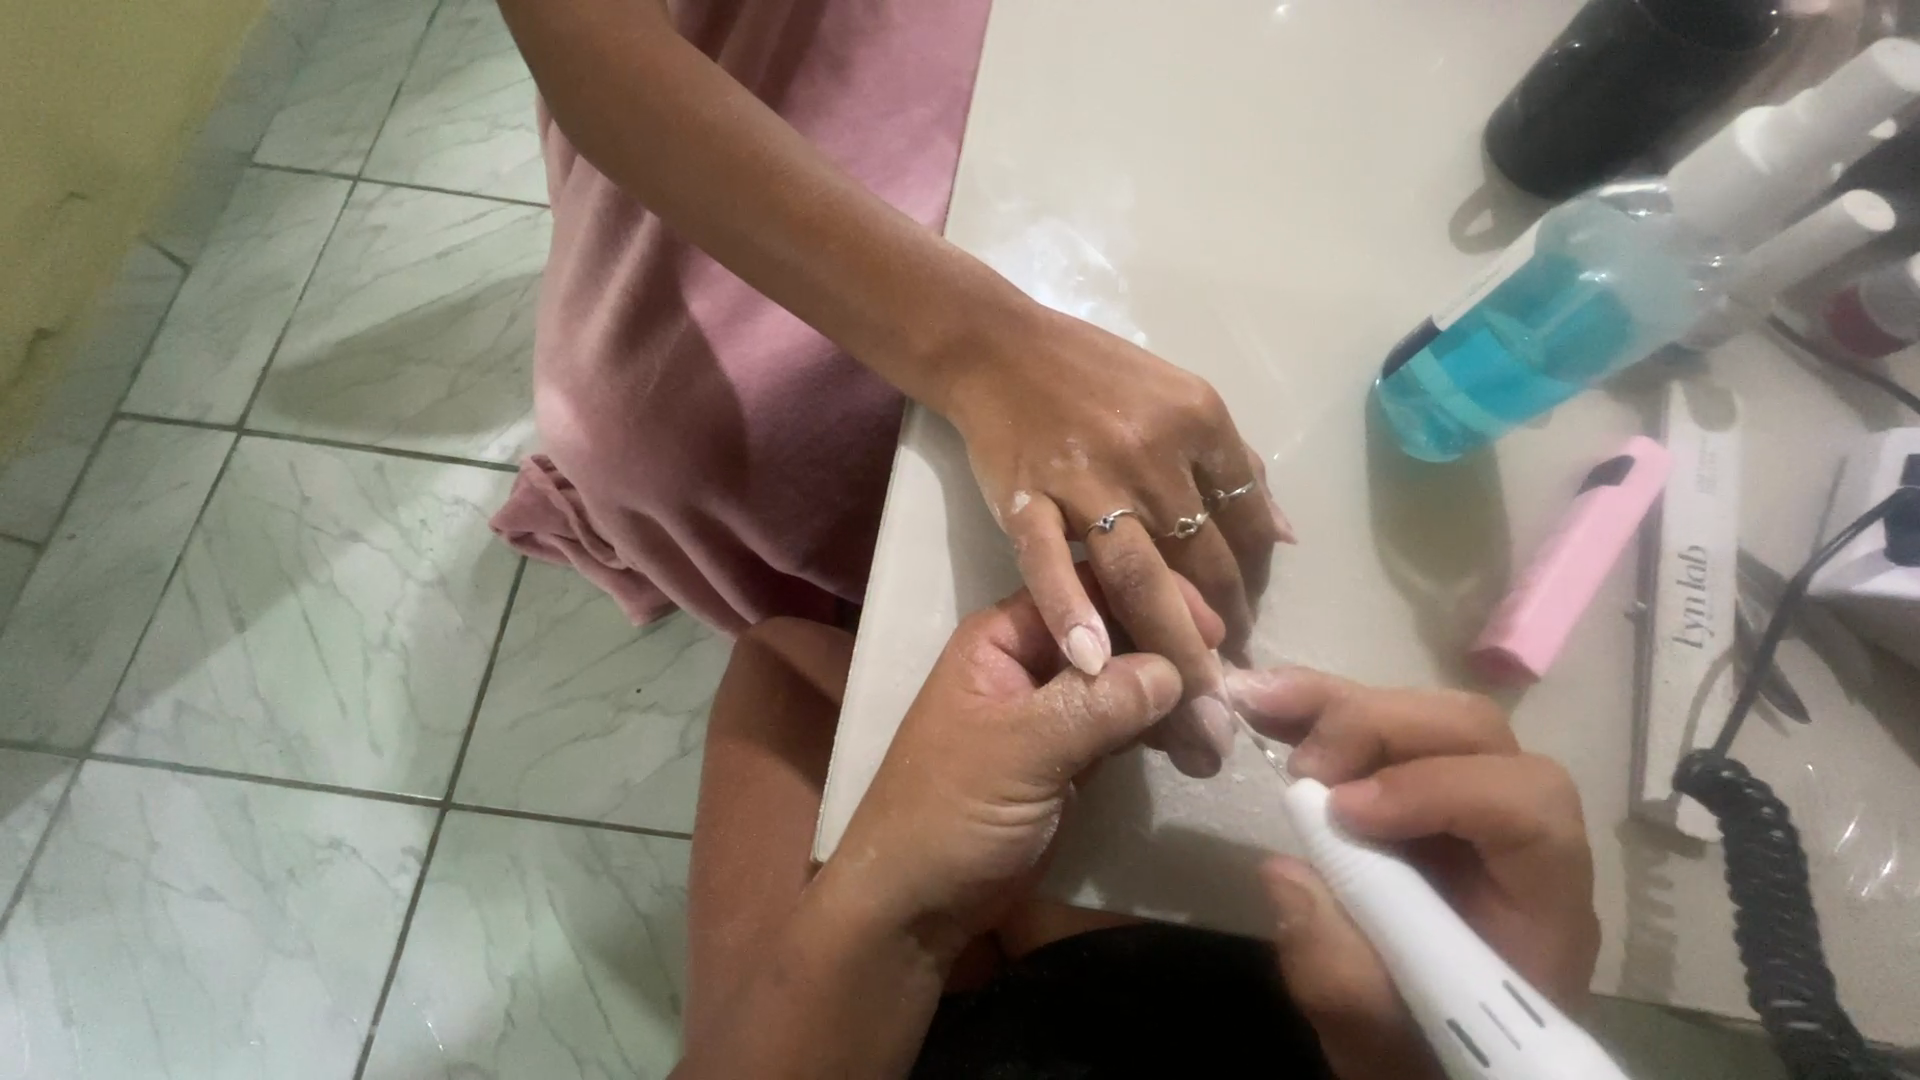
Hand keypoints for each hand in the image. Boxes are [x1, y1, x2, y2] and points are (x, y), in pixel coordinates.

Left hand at [828, 572, 1224, 959]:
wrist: (918, 902)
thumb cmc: (948, 813)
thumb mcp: (1018, 752)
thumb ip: (1092, 705)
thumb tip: (1173, 668)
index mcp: (1003, 637)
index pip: (1083, 592)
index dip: (1145, 599)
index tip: (1208, 628)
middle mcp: (1031, 660)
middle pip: (1113, 635)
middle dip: (1168, 657)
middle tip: (1225, 687)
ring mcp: (1054, 707)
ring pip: (1126, 682)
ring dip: (1173, 702)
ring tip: (1216, 735)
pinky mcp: (1072, 751)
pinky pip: (1125, 725)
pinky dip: (1160, 733)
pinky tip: (1195, 751)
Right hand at [943, 304, 1291, 779]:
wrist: (999, 349)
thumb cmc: (1093, 374)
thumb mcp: (1180, 396)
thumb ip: (1233, 463)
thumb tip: (1286, 535)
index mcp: (1198, 419)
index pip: (1248, 519)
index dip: (1255, 580)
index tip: (1247, 621)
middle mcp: (1151, 451)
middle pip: (1202, 558)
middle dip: (1224, 628)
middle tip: (1229, 686)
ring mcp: (1086, 478)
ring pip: (1139, 572)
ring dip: (1172, 640)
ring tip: (1190, 695)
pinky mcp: (1026, 499)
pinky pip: (1050, 562)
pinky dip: (1071, 610)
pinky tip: (1091, 661)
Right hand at [1230, 667, 1599, 1079]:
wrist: (1418, 1039)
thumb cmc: (1418, 1051)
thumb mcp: (1379, 1045)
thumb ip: (1343, 981)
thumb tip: (1286, 877)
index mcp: (1536, 902)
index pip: (1527, 808)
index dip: (1436, 789)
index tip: (1343, 813)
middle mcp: (1507, 832)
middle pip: (1473, 734)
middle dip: (1379, 729)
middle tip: (1303, 769)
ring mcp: (1454, 796)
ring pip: (1420, 712)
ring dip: (1335, 703)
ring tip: (1259, 706)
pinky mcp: (1402, 782)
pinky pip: (1368, 722)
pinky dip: (1313, 707)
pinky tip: (1262, 704)